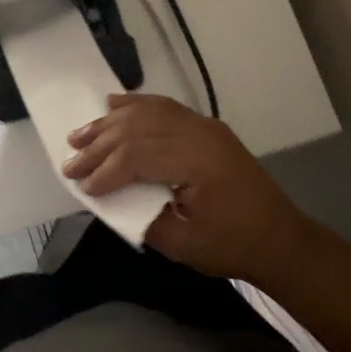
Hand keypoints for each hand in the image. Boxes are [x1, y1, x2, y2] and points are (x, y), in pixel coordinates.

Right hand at [63, 94, 311, 285]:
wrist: (280, 240)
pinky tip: (113, 104)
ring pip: (146, 113)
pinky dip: (136, 105)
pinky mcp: (206, 127)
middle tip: (70, 163)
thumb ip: (142, 218)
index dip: (104, 171)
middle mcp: (198, 134)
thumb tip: (108, 199)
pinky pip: (165, 107)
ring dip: (110, 123)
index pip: (136, 156)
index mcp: (195, 162)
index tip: (83, 187)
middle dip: (99, 146)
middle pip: (136, 130)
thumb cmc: (232, 247)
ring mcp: (203, 126)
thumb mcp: (182, 245)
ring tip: (80, 135)